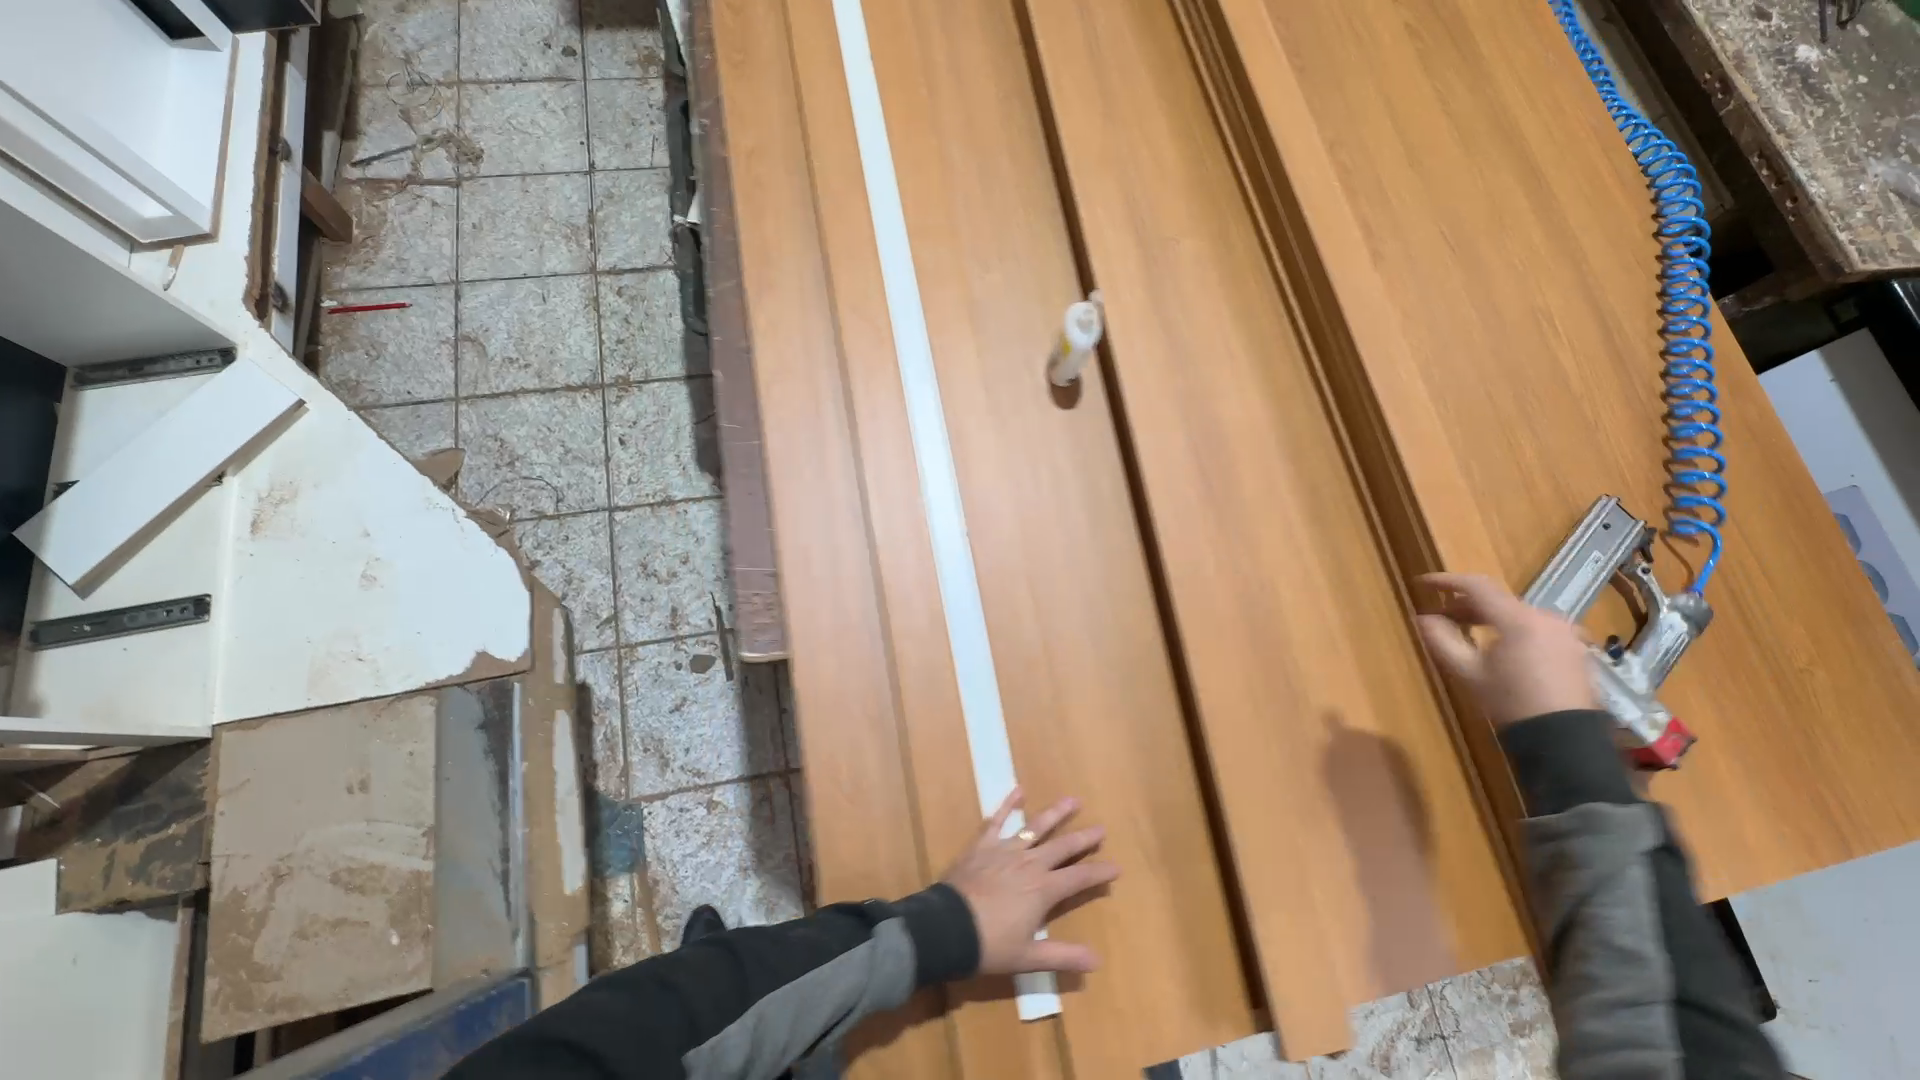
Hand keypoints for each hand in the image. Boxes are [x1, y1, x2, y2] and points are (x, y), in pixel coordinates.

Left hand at [941, 788, 1117, 975]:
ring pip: (1035, 827)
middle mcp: (1029, 864)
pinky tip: (1018, 790)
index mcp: (1043, 890)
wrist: (945, 928)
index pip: (1079, 878)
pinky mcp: (982, 846)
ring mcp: (1004, 850)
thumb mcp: (1028, 958)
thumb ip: (1063, 956)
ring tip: (1072, 800)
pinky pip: (997, 821)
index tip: (1116, 867)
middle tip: (1101, 828)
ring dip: (1055, 814)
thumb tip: (1097, 960)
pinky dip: (1008, 805)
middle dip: (1083, 838)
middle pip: (1062, 847)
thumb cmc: (988, 946)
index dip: (1098, 873)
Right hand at [1414, 572, 1595, 726]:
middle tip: (1441, 617)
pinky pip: (1538, 629)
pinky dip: (1514, 630)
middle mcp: (1545, 617)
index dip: (1446, 581)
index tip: (1423, 583)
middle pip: (1498, 600)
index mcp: (1518, 619)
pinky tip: (1501, 649)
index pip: (1477, 586)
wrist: (1564, 739)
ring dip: (1490, 618)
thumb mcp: (1467, 672)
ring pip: (1518, 614)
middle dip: (1466, 606)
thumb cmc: (1509, 702)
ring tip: (1469, 634)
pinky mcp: (1576, 648)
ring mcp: (1566, 632)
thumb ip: (1442, 640)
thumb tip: (1423, 618)